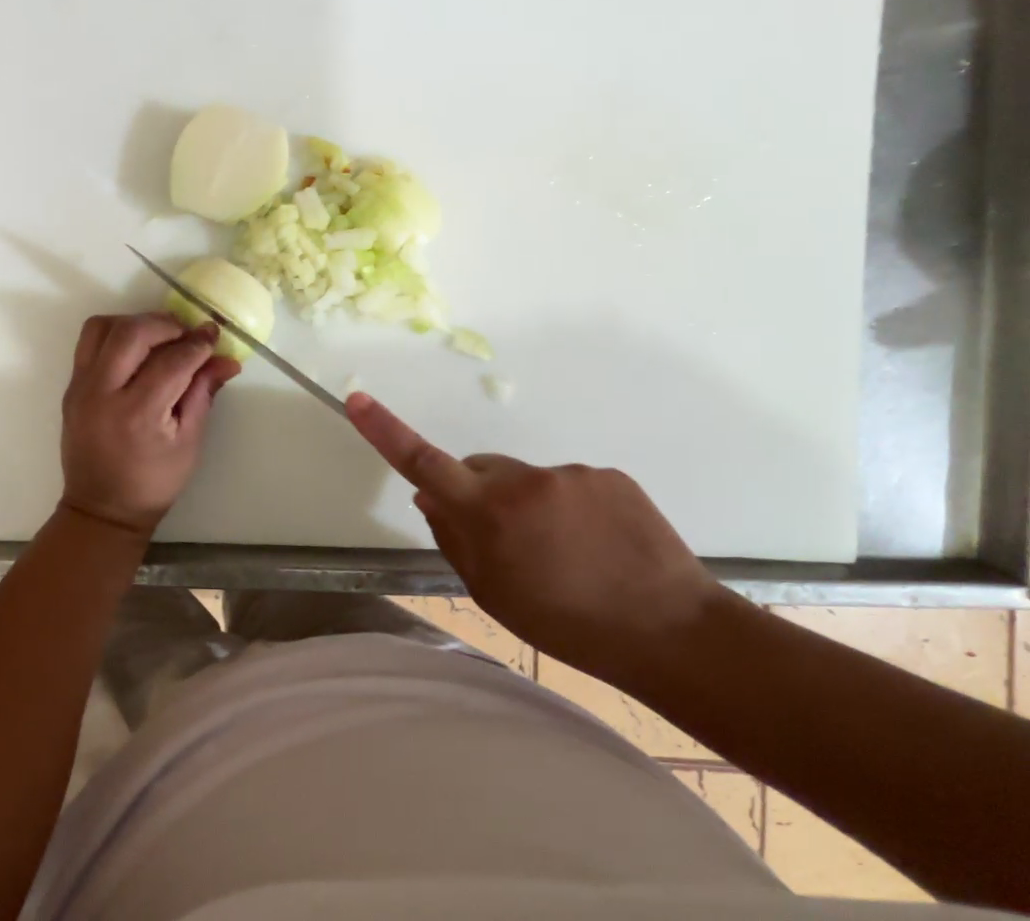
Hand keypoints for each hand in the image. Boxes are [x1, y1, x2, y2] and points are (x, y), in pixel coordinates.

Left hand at [60, 313, 241, 536]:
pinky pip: (89, 343)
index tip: (213, 336)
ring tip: (159, 337)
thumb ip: (202, 394)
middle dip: (166, 325)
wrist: (101, 508)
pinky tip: (137, 350)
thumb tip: (225, 359)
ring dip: (135, 323)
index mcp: (137, 414)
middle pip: (132, 333)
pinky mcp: (70, 387)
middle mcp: (102, 393)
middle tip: (187, 334)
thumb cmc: (152, 483)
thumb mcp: (188, 442)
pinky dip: (115, 335)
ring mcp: (80, 388)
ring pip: (102, 328)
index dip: (197, 344)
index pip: (171, 361)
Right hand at [346, 392, 728, 681]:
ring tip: (560, 555)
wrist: (672, 630)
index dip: (385, 430)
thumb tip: (428, 495)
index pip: (423, 462)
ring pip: (525, 480)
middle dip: (477, 493)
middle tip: (502, 543)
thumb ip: (452, 538)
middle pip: (478, 469)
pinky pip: (568, 485)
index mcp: (488, 512)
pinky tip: (591, 547)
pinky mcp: (611, 477)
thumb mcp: (491, 592)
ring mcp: (572, 474)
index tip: (357, 399)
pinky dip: (566, 508)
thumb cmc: (565, 623)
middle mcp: (526, 480)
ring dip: (526, 505)